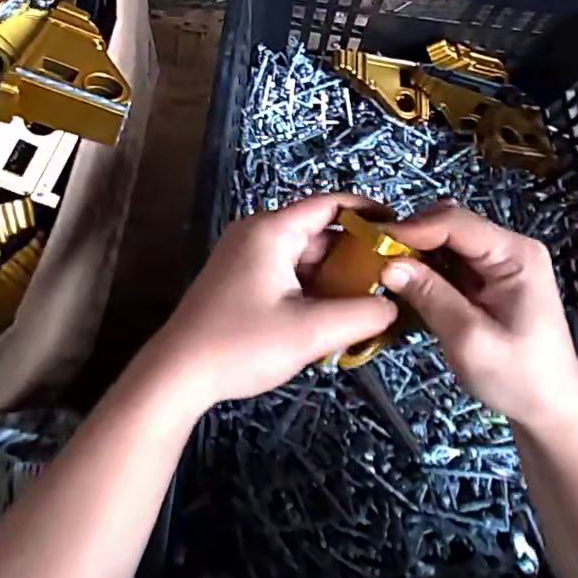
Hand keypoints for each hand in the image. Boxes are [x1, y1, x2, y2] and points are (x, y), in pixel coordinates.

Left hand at [141, 194, 396, 413]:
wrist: (177, 373)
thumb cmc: (242, 344)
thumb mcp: (310, 332)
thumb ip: (362, 315)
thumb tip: (394, 306)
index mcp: (273, 230)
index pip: (331, 204)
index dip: (368, 212)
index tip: (400, 229)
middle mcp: (258, 233)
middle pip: (318, 232)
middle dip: (355, 254)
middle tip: (390, 276)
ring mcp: (245, 255)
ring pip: (303, 255)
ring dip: (334, 275)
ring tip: (367, 299)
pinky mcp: (240, 277)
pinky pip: (287, 271)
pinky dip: (311, 286)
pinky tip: (330, 313)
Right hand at [381, 205, 577, 430]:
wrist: (549, 408)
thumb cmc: (518, 378)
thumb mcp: (470, 340)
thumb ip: (431, 297)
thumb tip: (388, 265)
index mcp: (515, 254)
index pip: (456, 223)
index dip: (412, 229)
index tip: (373, 244)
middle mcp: (508, 248)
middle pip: (448, 224)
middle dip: (411, 238)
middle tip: (375, 260)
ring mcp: (497, 261)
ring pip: (444, 239)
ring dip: (415, 253)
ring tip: (384, 271)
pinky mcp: (486, 277)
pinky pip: (447, 259)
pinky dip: (424, 267)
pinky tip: (405, 284)